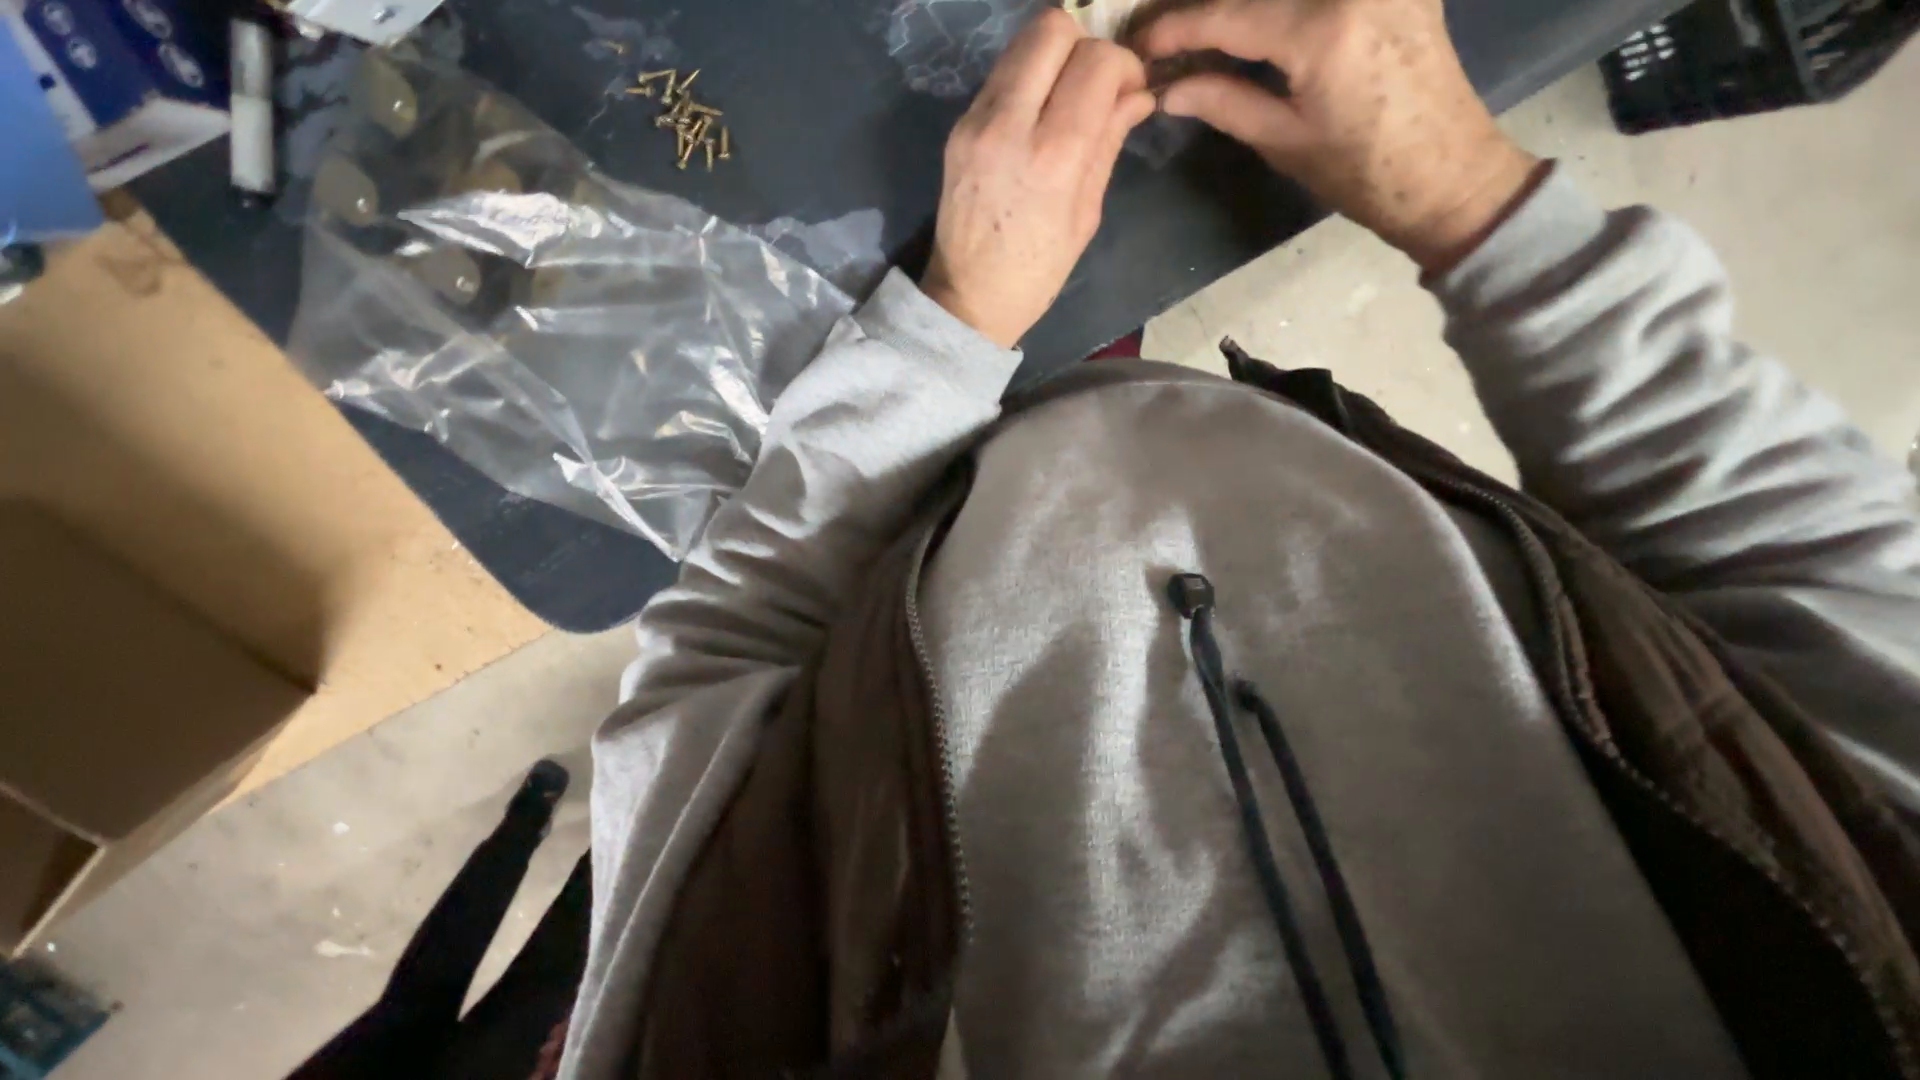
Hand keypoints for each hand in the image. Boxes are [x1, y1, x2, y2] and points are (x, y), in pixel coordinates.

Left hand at [921, 10, 1157, 347]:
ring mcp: (975, 122)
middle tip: (1094, 83)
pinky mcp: (958, 127)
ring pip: (1021, 44)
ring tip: (1066, 97)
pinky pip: (1000, 76)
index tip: (1128, 91)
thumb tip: (1138, 94)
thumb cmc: (1036, 272)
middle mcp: (1009, 125)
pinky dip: (1027, 80)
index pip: (1097, 61)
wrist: (968, 299)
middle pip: (1052, 29)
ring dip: (1053, 57)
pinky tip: (1038, 115)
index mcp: (1053, 156)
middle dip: (1085, 44)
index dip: (1123, 65)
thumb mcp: (1085, 214)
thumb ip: (1108, 141)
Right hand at [1137, 0, 1540, 271]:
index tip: (1140, 43)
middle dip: (1205, 5)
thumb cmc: (1362, 173)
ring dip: (1244, 4)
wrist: (1448, 174)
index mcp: (1322, 30)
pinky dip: (1284, 3)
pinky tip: (1259, 18)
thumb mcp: (1284, 142)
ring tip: (1210, 25)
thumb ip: (1225, 102)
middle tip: (1167, 29)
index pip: (1228, 15)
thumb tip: (1169, 90)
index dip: (1176, 27)